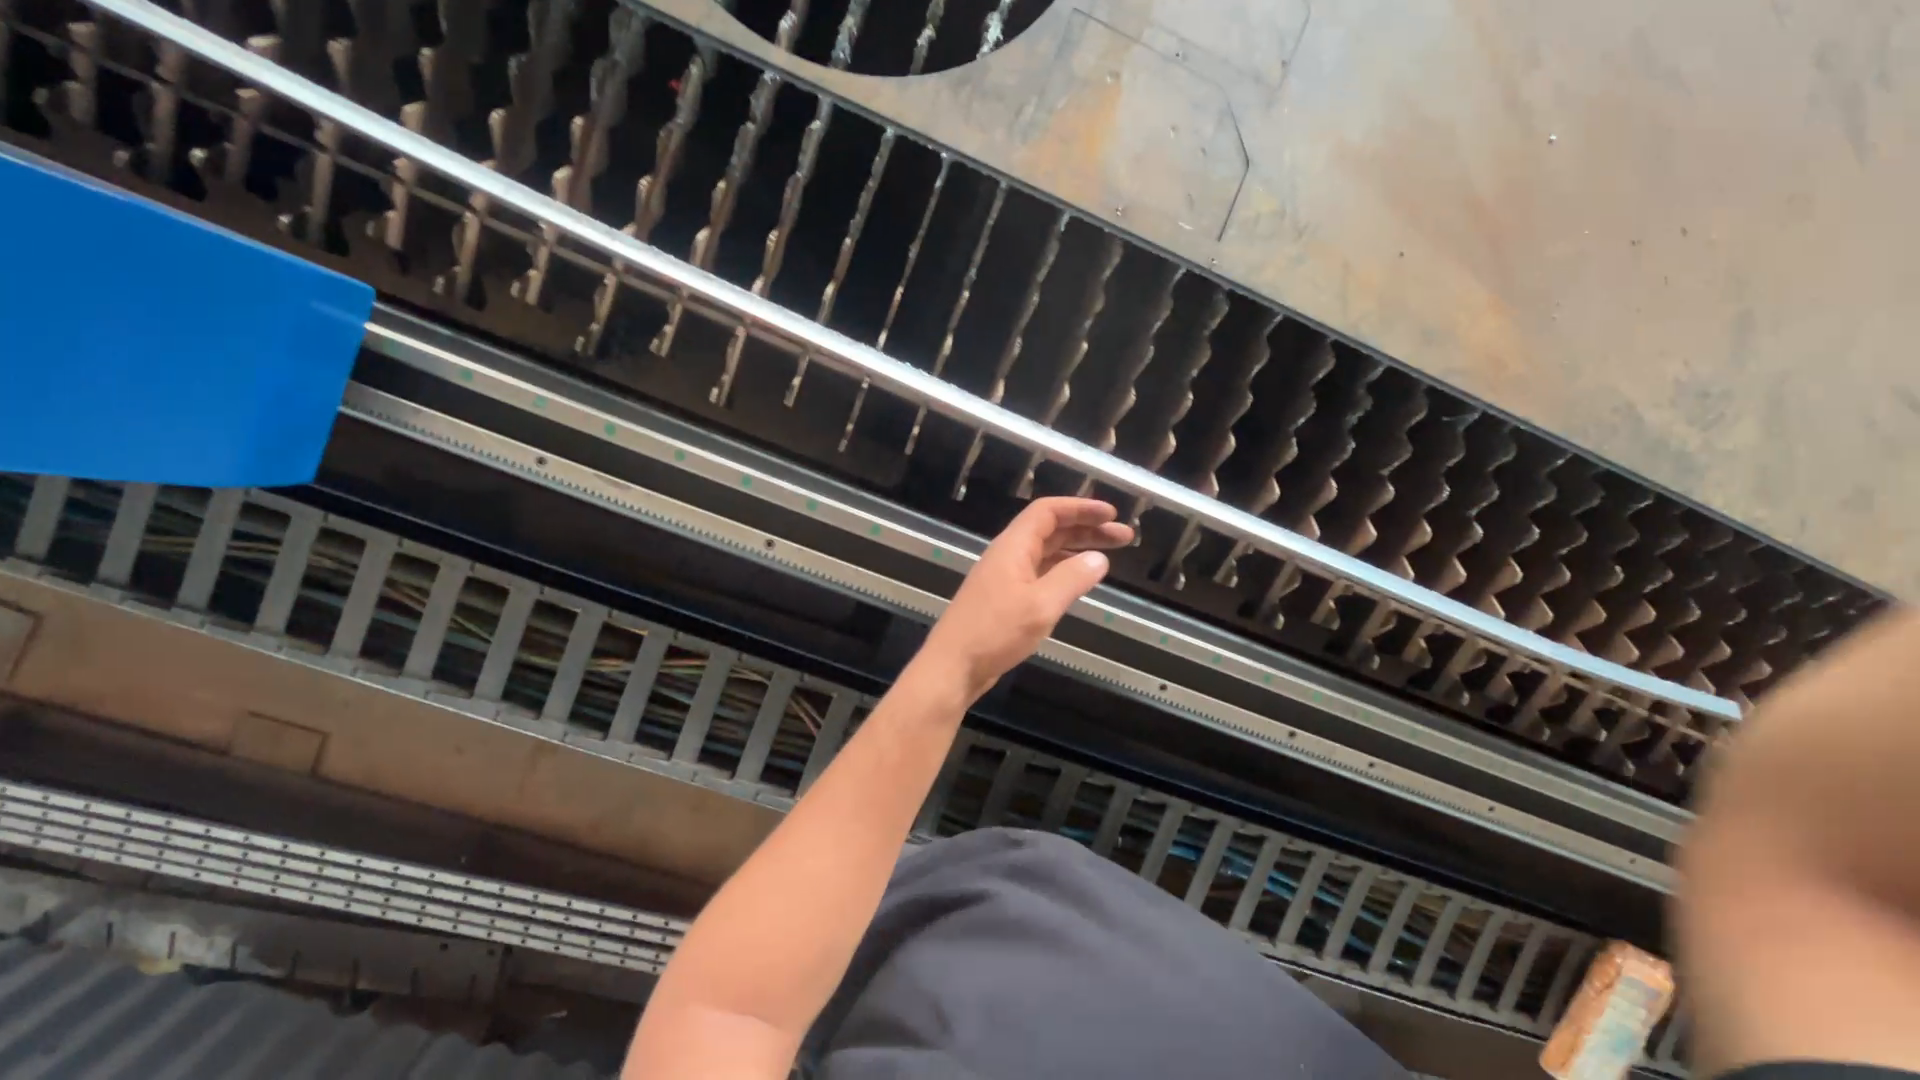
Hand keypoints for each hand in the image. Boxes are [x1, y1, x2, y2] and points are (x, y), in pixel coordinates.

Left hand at [919, 498, 1134, 702]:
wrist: (953, 667)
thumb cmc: (995, 632)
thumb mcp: (1040, 605)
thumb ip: (1072, 579)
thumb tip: (1099, 559)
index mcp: (1013, 547)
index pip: (1048, 512)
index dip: (1080, 508)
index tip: (1111, 514)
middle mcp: (1008, 555)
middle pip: (1051, 530)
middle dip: (1087, 529)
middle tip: (1124, 537)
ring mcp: (1005, 578)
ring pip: (1046, 553)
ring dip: (1077, 550)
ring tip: (1110, 557)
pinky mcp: (1005, 599)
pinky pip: (1040, 574)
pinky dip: (1063, 571)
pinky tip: (1079, 582)